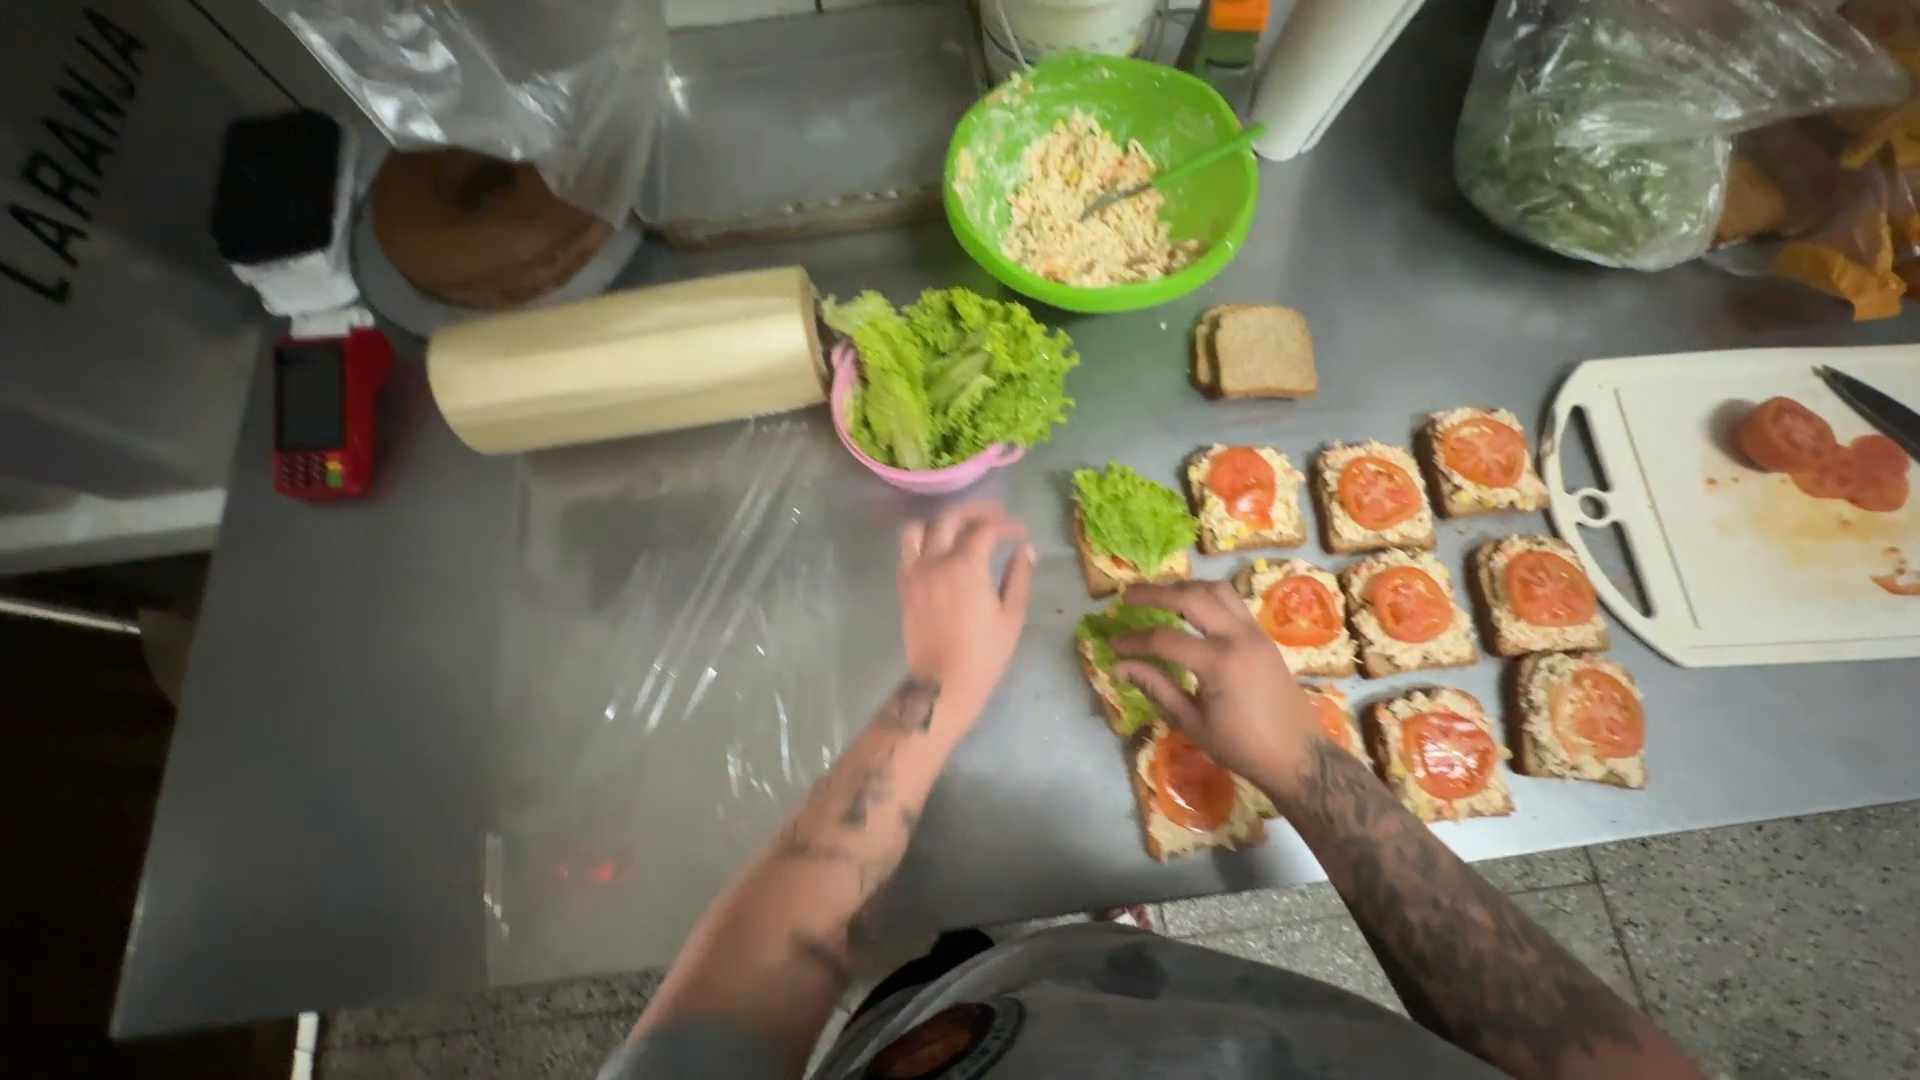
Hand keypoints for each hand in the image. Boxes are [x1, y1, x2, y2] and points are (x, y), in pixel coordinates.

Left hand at [898, 502, 1035, 714]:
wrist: (942, 683)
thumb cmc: (984, 653)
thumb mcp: (1011, 616)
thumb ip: (1019, 577)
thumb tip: (1025, 550)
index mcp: (965, 566)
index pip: (985, 529)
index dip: (1006, 525)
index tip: (1020, 531)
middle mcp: (935, 561)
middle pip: (949, 518)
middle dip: (974, 511)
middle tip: (995, 515)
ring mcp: (915, 572)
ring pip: (919, 528)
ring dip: (941, 521)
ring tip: (960, 526)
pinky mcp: (904, 586)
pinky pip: (907, 550)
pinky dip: (923, 540)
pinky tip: (940, 548)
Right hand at [1111, 581, 1321, 785]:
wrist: (1298, 756)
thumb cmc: (1242, 746)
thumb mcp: (1192, 721)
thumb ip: (1156, 686)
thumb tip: (1120, 666)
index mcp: (1219, 663)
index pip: (1164, 638)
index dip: (1134, 640)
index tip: (1114, 645)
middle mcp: (1238, 638)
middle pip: (1191, 597)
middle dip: (1155, 593)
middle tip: (1128, 597)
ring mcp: (1255, 632)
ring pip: (1216, 589)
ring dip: (1185, 587)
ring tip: (1160, 595)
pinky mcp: (1263, 635)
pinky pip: (1233, 601)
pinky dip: (1207, 596)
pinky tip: (1191, 607)